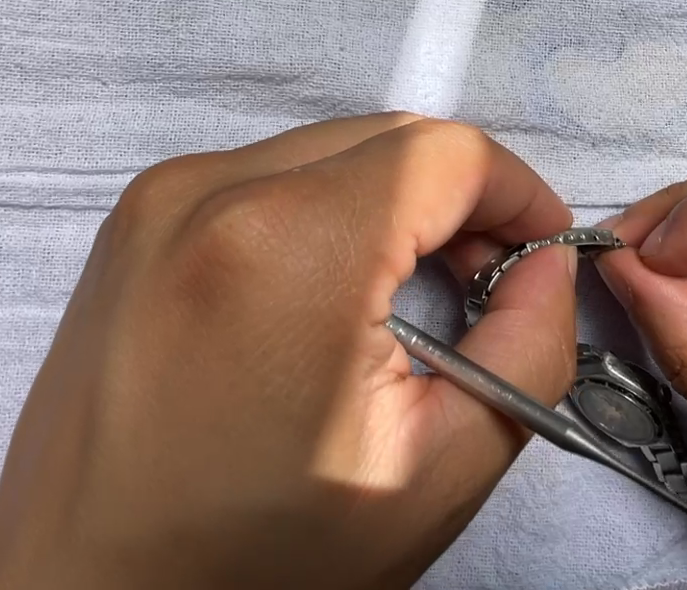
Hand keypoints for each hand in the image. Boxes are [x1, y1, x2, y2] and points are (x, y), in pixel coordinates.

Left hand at [0, 114, 578, 589]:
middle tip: (484, 276)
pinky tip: (332, 280)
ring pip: (336, 146)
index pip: (444, 153)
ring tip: (411, 283)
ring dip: (397, 198)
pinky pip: (276, 168)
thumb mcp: (436, 474)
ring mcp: (165, 189)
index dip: (514, 190)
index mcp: (292, 247)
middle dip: (461, 195)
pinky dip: (333, 203)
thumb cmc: (262, 555)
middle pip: (392, 138)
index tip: (539, 251)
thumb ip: (529, 349)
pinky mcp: (141, 208)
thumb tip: (546, 262)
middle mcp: (215, 186)